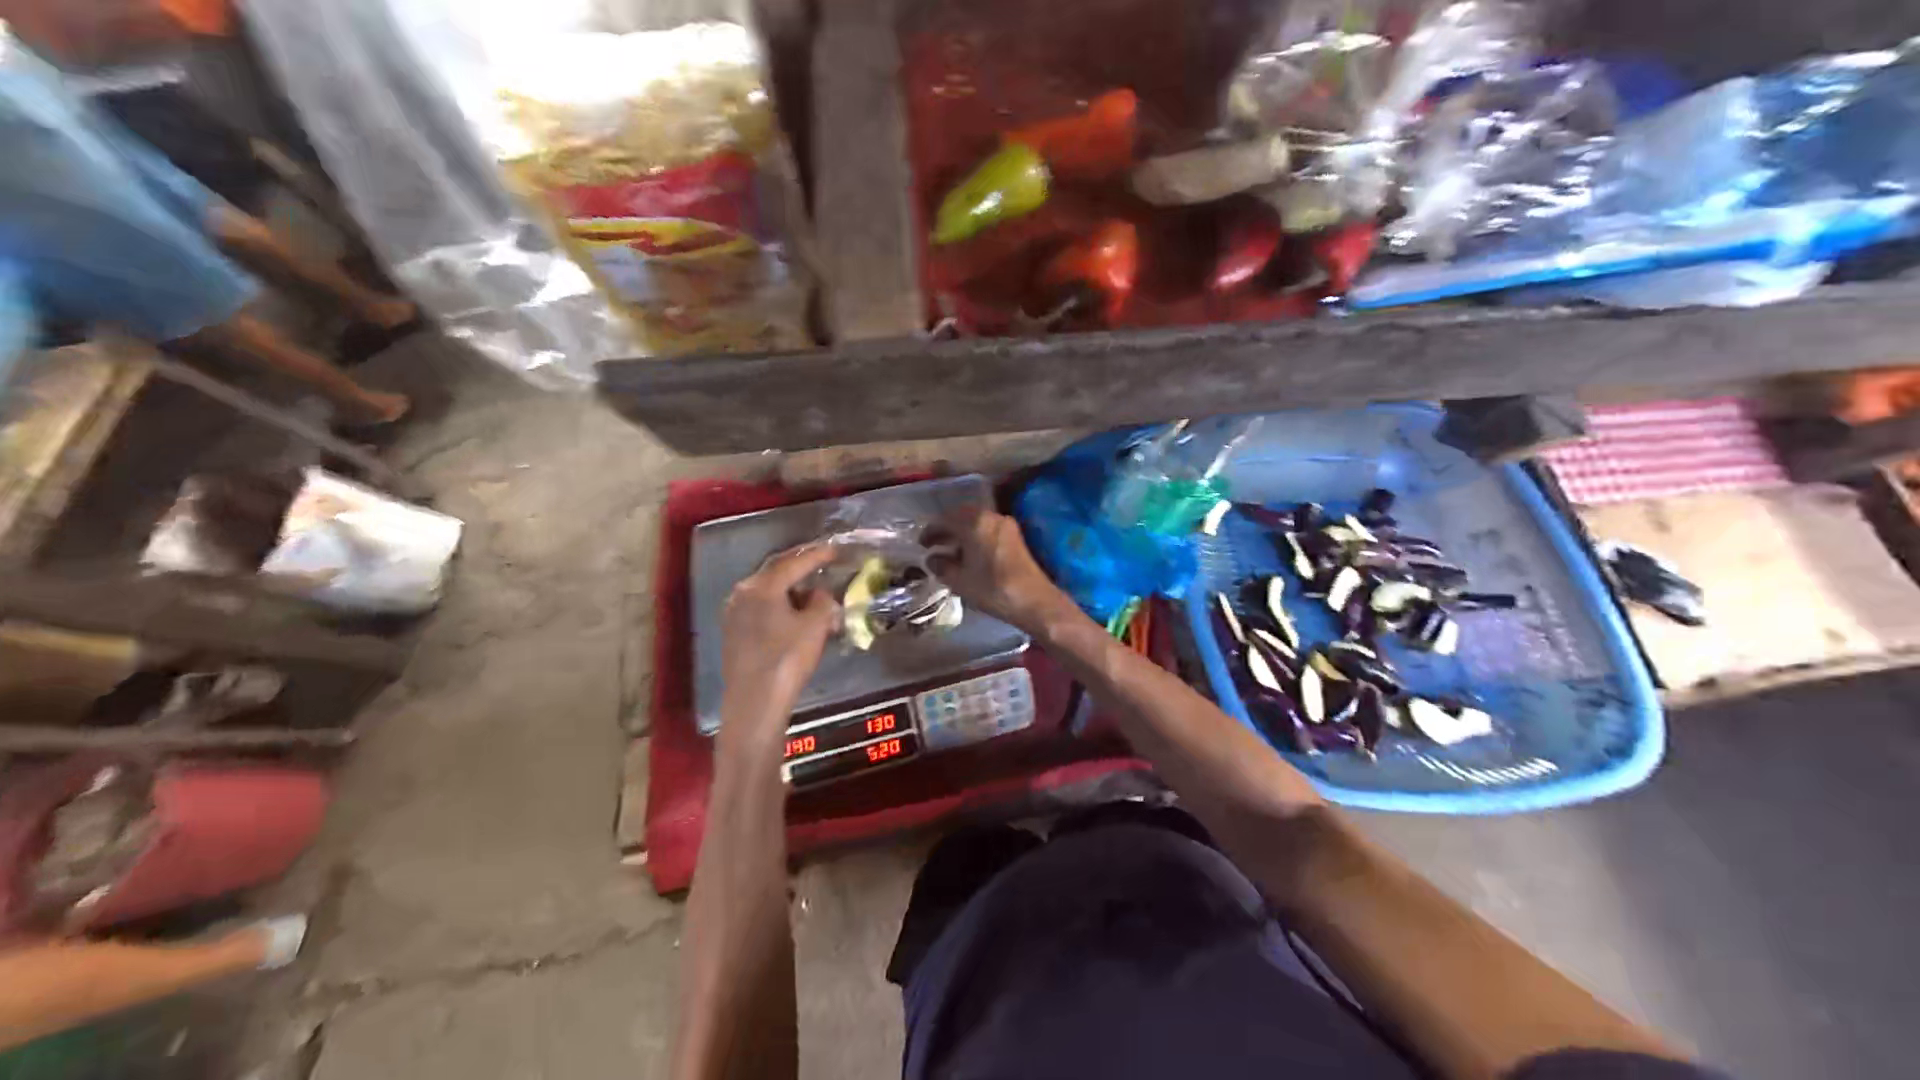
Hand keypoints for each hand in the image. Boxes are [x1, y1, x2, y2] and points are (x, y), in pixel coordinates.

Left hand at [720, 544, 840, 725]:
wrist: (754, 702)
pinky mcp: (733, 632)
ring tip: (813, 593)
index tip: (835, 549)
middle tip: (823, 562)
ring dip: (791, 589)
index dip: (817, 554)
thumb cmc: (787, 659)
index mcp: (761, 586)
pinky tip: (794, 614)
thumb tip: (820, 594)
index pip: (793, 562)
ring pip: (768, 591)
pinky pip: (761, 607)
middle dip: (801, 568)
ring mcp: (734, 613)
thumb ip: (823, 601)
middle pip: (776, 572)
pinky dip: (780, 605)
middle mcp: (742, 593)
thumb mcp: (815, 626)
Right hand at [924, 508, 1073, 633]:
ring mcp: (1006, 525)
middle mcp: (991, 517)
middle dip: (946, 528)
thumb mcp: (959, 580)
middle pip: (962, 516)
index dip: (930, 531)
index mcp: (974, 522)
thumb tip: (932, 559)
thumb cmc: (992, 589)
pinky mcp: (1015, 536)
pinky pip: (988, 529)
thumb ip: (941, 566)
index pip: (945, 519)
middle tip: (933, 544)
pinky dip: (975, 536)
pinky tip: (969, 553)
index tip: (922, 544)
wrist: (1034, 601)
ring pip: (976, 522)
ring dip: (961, 532)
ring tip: (949, 550)